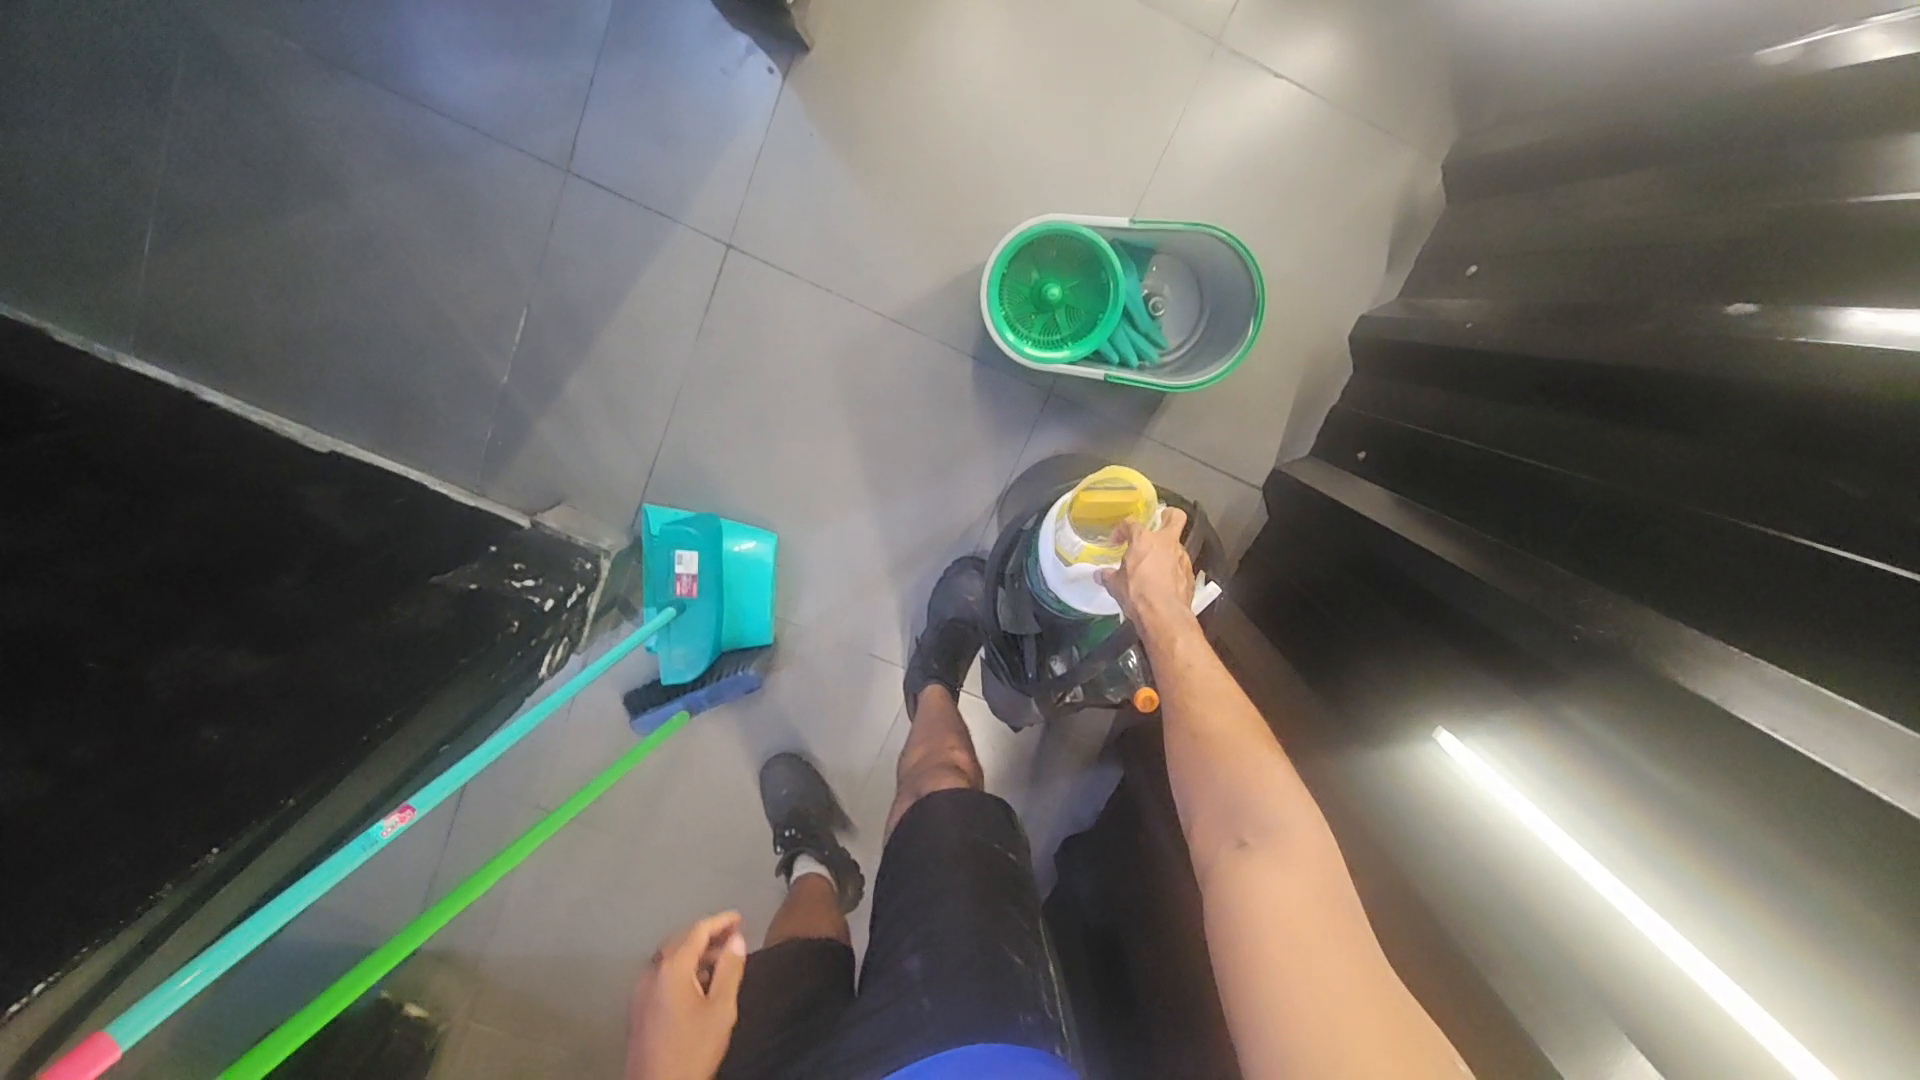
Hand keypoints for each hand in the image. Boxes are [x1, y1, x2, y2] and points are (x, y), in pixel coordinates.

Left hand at [626, 912, 747, 1079]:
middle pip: (681, 940)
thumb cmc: (692, 1048)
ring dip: (695, 952)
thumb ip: (730, 970)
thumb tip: (736, 939)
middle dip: (708, 935)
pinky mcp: (639, 1008)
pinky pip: (663, 974)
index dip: (721, 921)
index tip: (740, 918)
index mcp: (672, 967)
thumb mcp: (721, 1009)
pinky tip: (698, 982)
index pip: (698, 930)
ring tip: (720, 959)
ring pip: (671, 958)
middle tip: (733, 936)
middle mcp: (652, 972)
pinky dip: (683, 968)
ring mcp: (642, 990)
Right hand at [1099, 507, 1197, 640]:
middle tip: (1160, 522)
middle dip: (1168, 515)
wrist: (1164, 614)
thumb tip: (1100, 575)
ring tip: (1156, 564)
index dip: (1122, 530)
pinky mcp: (1190, 574)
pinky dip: (1173, 569)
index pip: (1131, 523)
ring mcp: (1181, 557)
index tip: (1116, 541)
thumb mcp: (1115, 585)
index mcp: (1143, 540)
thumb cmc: (1136, 593)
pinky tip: (1165, 582)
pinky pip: (1181, 565)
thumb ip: (1108, 576)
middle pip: (1175, 516)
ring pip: (1177, 544)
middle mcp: (1166, 543)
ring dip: (1167, 550)